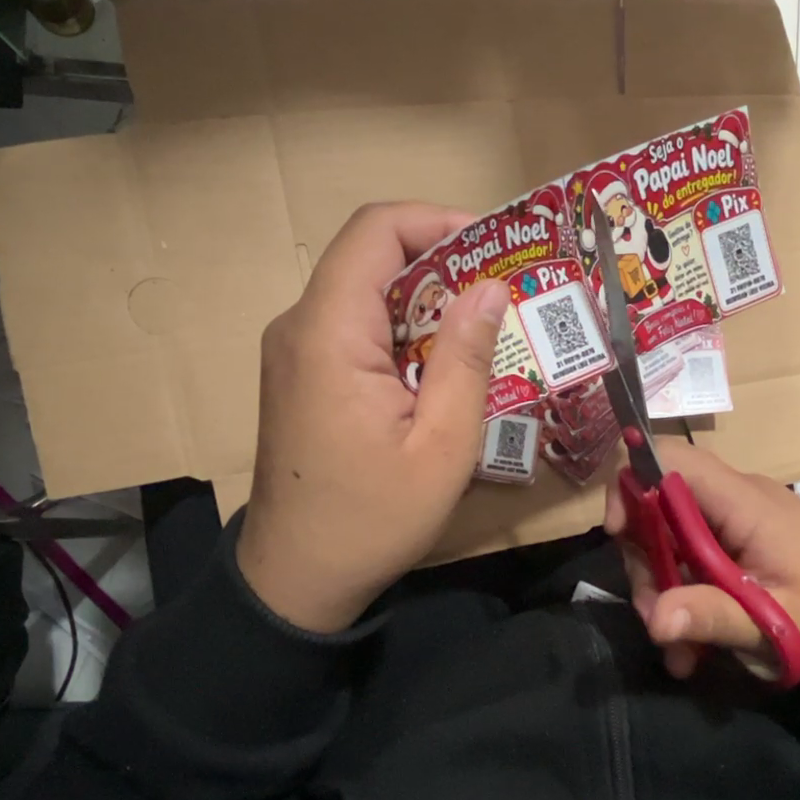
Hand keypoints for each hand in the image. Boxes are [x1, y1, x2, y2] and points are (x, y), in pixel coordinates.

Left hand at [236, 203, 509, 631]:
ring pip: (365, 294)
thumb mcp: (442, 446)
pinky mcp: (300, 376)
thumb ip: (466, 360)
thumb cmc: (374, 519)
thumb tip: (491, 287)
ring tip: (484, 335)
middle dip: (444, 266)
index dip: (437, 221)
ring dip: (426, 304)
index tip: (496, 249)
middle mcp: (299, 326)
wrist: (296, 578)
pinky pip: (355, 330)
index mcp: (329, 333)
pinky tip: (441, 370)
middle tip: (506, 298)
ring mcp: (293, 352)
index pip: (375, 231)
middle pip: (371, 258)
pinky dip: (402, 333)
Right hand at [605, 440, 799, 683]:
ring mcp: (738, 524)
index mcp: (746, 504)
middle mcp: (736, 502)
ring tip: (682, 655)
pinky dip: (687, 599)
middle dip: (645, 564)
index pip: (673, 457)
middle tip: (657, 623)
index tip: (619, 536)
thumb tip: (656, 618)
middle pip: (658, 506)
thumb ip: (715, 617)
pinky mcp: (741, 546)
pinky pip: (694, 560)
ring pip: (670, 540)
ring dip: (665, 593)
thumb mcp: (778, 625)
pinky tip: (694, 649)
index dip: (632, 483)